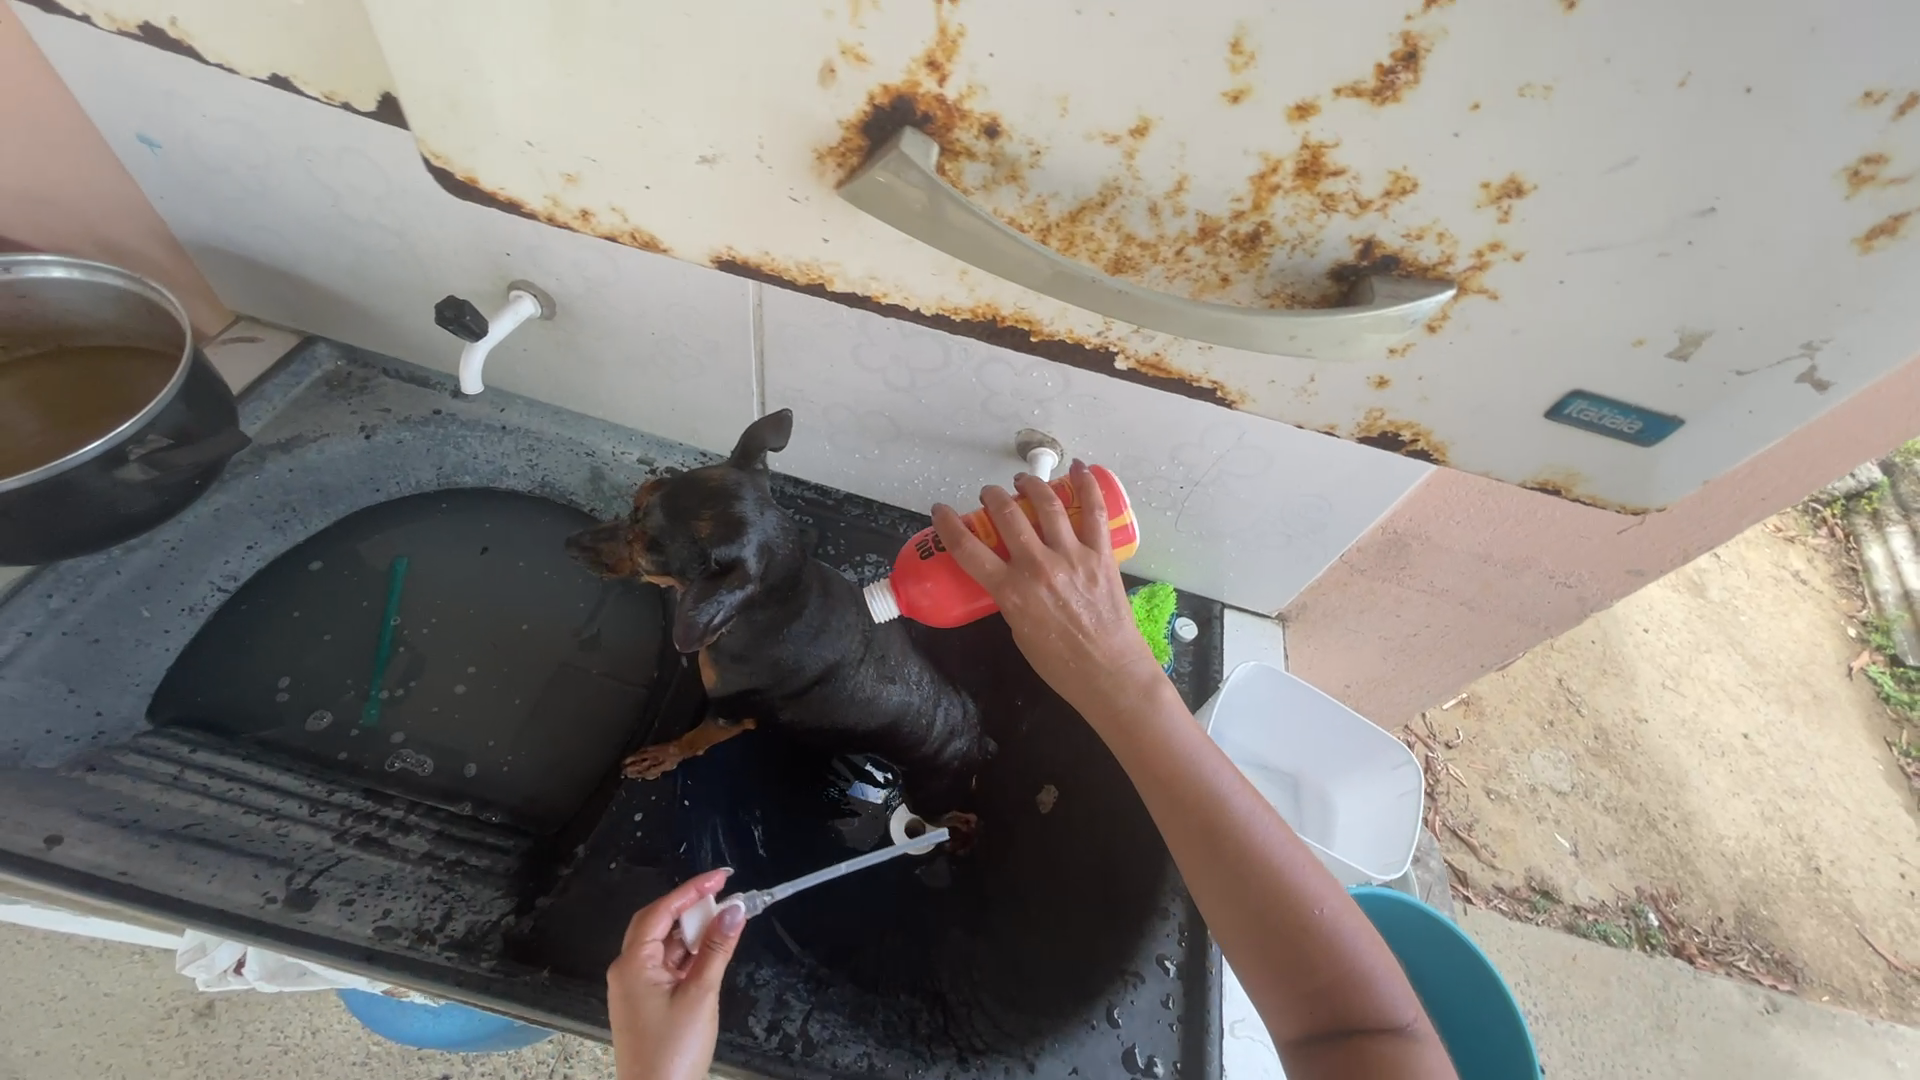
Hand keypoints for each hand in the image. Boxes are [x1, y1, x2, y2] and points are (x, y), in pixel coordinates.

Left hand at [606, 869, 745, 1079]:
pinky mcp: (647, 1003)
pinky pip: (668, 965)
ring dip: (693, 931)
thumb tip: (736, 908)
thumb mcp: (701, 993)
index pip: (661, 911)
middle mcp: (628, 971)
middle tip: (723, 894)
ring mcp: (636, 988)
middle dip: (690, 906)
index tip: (723, 877)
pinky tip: (712, 950)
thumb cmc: (674, 1050)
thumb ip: (717, 947)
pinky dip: (690, 953)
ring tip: (726, 920)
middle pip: (658, 923)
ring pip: (665, 944)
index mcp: (632, 964)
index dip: (692, 889)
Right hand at [932, 460, 1170, 721]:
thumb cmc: (1060, 665)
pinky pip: (1094, 512)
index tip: (940, 510)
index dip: (948, 525)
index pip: (967, 549)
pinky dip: (1087, 485)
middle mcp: (1038, 567)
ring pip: (1047, 505)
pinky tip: (1079, 468)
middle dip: (991, 497)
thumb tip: (1009, 577)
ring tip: (1022, 480)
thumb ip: (1010, 600)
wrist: (1109, 674)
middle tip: (989, 495)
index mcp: (1011, 592)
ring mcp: (1072, 557)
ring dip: (1030, 485)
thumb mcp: (1018, 632)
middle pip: (1006, 516)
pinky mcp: (1101, 555)